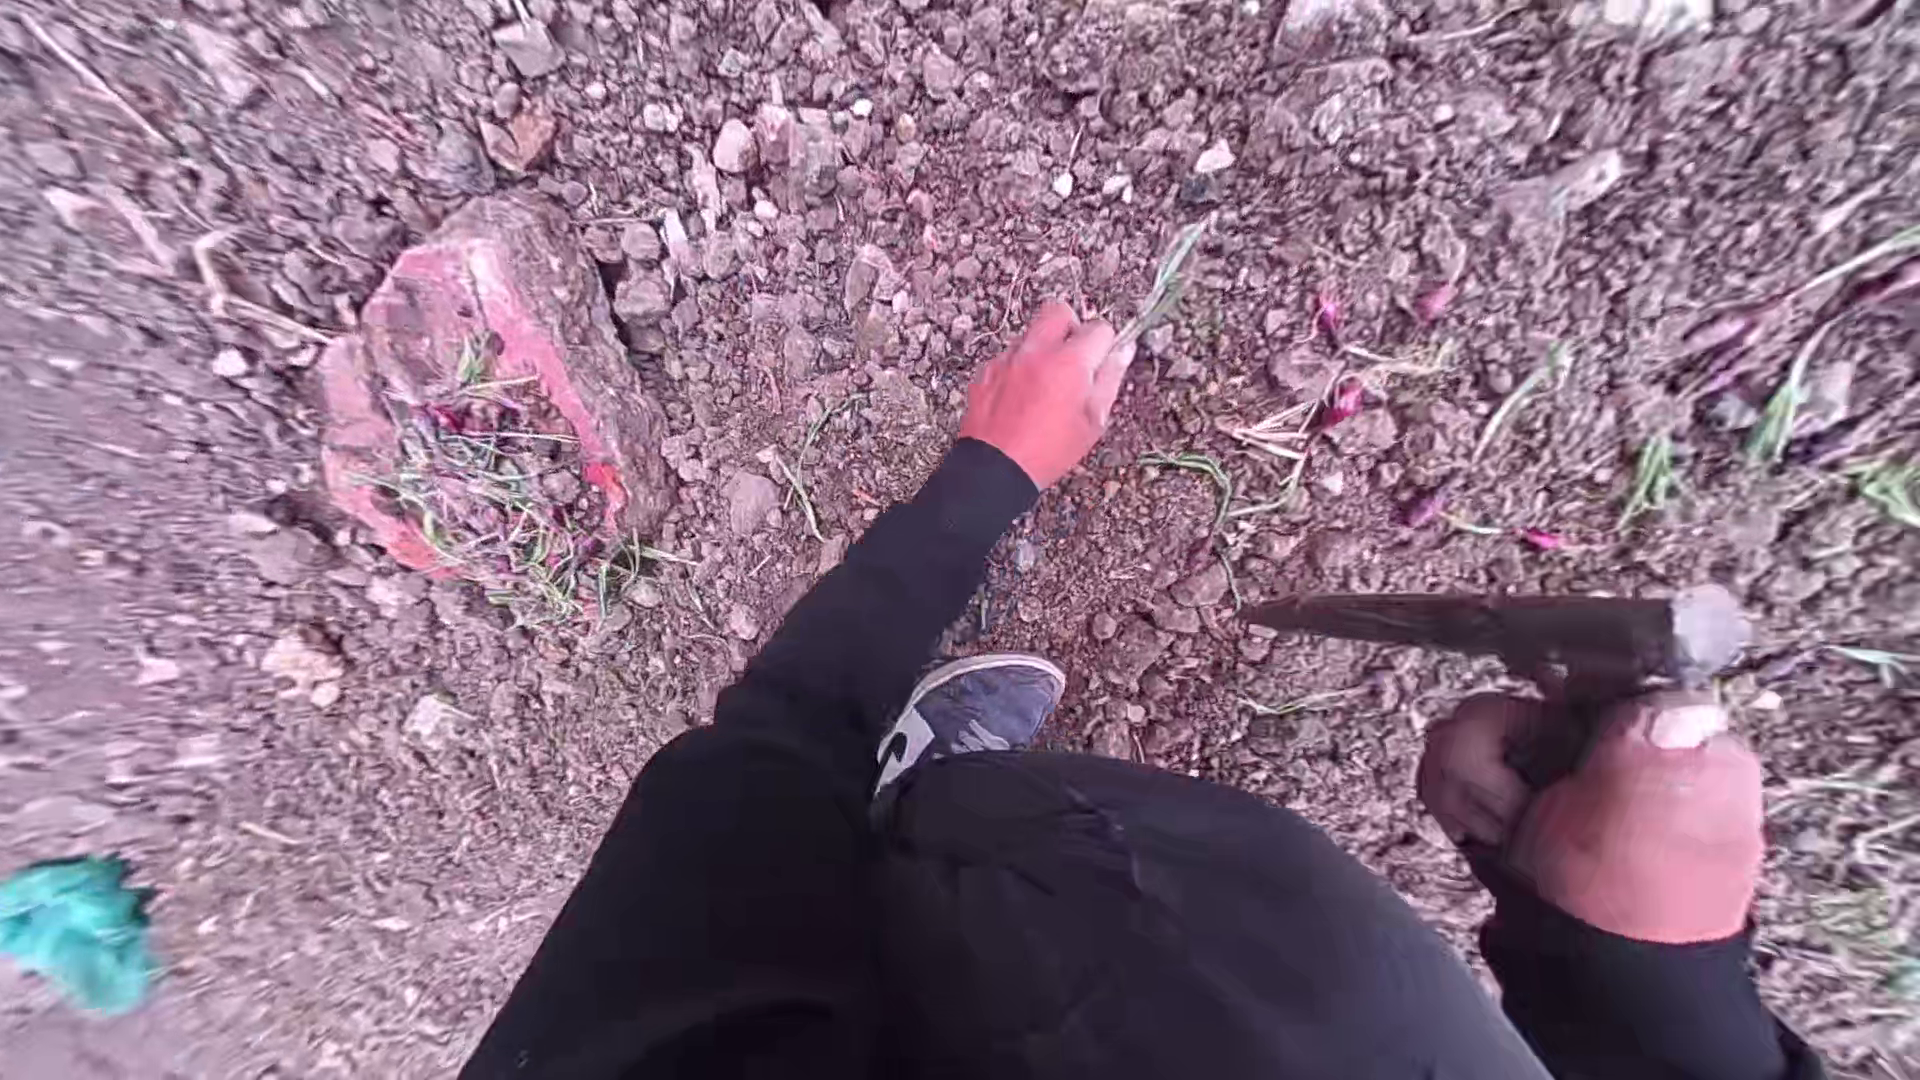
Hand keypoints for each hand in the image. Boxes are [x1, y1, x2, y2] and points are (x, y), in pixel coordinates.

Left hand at [957, 301, 1133, 488]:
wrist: (995, 470)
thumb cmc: (1048, 452)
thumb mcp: (1093, 422)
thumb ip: (1110, 380)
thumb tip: (1123, 352)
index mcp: (1070, 362)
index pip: (1099, 327)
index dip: (1104, 345)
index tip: (1101, 362)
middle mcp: (1036, 351)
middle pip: (1059, 311)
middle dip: (1071, 328)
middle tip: (1073, 359)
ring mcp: (1007, 359)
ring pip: (1030, 334)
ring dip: (1042, 350)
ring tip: (1044, 387)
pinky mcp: (986, 372)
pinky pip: (1007, 357)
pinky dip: (1017, 368)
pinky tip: (1020, 397)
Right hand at [1419, 691, 1763, 943]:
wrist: (1576, 957)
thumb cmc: (1616, 896)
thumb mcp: (1645, 831)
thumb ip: (1653, 761)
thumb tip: (1677, 700)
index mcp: (1652, 738)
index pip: (1575, 673)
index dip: (1535, 705)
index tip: (1523, 753)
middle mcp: (1592, 737)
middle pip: (1495, 704)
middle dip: (1482, 763)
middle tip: (1511, 812)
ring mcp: (1537, 756)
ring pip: (1455, 728)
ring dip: (1461, 788)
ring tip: (1496, 830)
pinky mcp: (1495, 774)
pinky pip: (1439, 758)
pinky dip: (1449, 798)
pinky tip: (1479, 828)